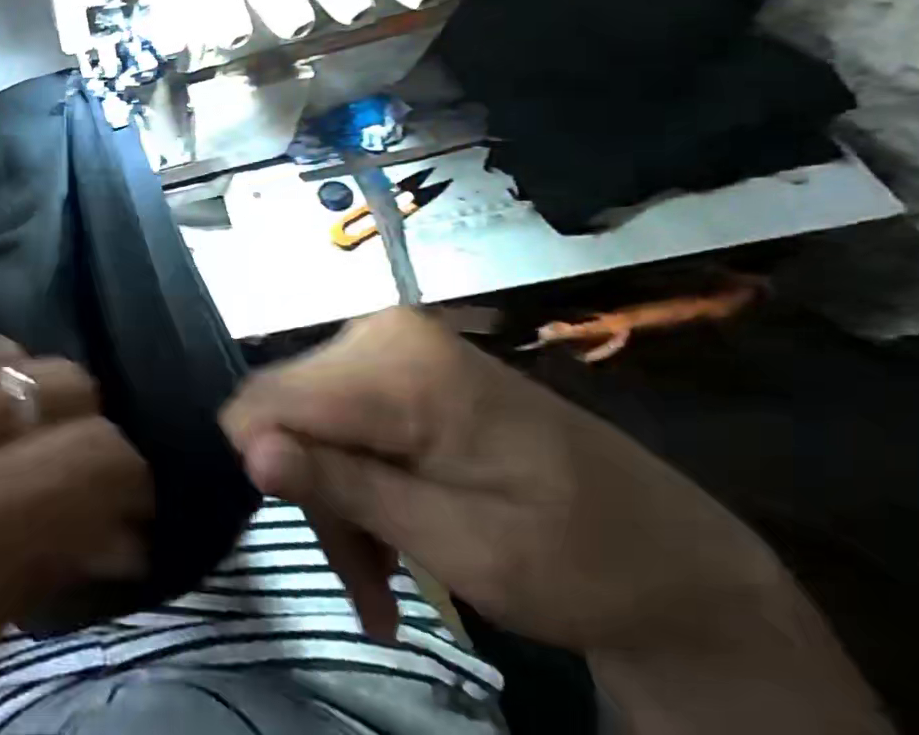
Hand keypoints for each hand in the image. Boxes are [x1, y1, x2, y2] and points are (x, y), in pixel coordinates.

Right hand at [222, 306, 783, 650]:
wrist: (670, 555)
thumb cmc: (578, 558)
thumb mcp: (458, 542)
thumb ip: (347, 487)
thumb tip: (249, 449)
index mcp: (402, 363)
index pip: (270, 397)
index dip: (267, 468)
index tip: (311, 534)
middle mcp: (384, 333)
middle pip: (287, 414)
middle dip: (313, 498)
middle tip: (365, 584)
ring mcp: (393, 348)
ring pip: (308, 425)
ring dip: (335, 504)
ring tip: (382, 585)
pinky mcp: (401, 370)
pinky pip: (340, 424)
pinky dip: (355, 486)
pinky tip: (389, 544)